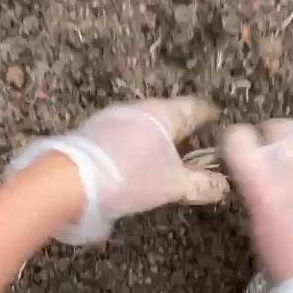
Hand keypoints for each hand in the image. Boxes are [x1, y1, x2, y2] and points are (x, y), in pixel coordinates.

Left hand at [7, 97, 226, 244]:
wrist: (69, 180)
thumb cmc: (130, 177)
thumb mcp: (172, 185)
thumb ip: (200, 184)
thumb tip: (223, 186)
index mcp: (164, 113)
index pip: (194, 107)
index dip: (206, 114)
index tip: (213, 117)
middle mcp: (137, 108)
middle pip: (165, 114)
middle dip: (176, 128)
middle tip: (188, 141)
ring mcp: (109, 118)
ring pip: (139, 124)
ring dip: (150, 138)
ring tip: (157, 156)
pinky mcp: (89, 133)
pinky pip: (118, 136)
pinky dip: (129, 147)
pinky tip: (127, 163)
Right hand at [222, 121, 292, 292]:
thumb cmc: (287, 266)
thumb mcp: (258, 228)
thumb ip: (258, 192)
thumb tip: (259, 169)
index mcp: (265, 189)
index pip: (240, 139)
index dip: (239, 141)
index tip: (243, 148)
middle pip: (282, 127)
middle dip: (274, 137)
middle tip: (277, 151)